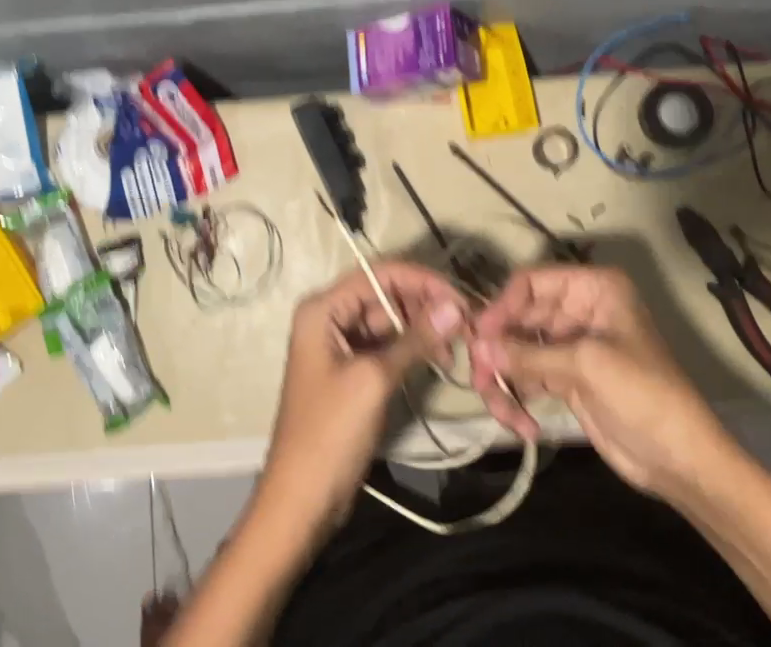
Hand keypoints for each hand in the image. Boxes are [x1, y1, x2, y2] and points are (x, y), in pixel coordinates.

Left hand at [257, 262, 468, 534]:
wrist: (302, 497)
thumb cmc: (330, 432)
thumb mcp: (374, 380)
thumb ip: (414, 339)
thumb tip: (454, 306)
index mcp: (322, 309)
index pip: (379, 273)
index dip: (422, 281)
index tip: (462, 299)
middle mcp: (329, 318)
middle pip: (385, 294)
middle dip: (425, 304)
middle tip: (467, 326)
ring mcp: (340, 345)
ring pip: (389, 320)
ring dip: (422, 327)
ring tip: (456, 347)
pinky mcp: (352, 371)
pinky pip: (386, 345)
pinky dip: (412, 348)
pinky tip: (438, 359)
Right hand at [470, 264, 729, 499]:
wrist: (679, 458)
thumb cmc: (643, 395)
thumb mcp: (586, 365)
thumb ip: (527, 354)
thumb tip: (476, 347)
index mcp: (593, 290)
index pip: (531, 283)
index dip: (502, 306)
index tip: (479, 338)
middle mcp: (578, 310)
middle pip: (517, 317)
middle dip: (496, 349)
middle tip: (479, 380)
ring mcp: (569, 346)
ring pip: (515, 350)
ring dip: (502, 380)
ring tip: (503, 412)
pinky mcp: (564, 379)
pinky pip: (524, 377)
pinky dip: (515, 398)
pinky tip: (521, 424)